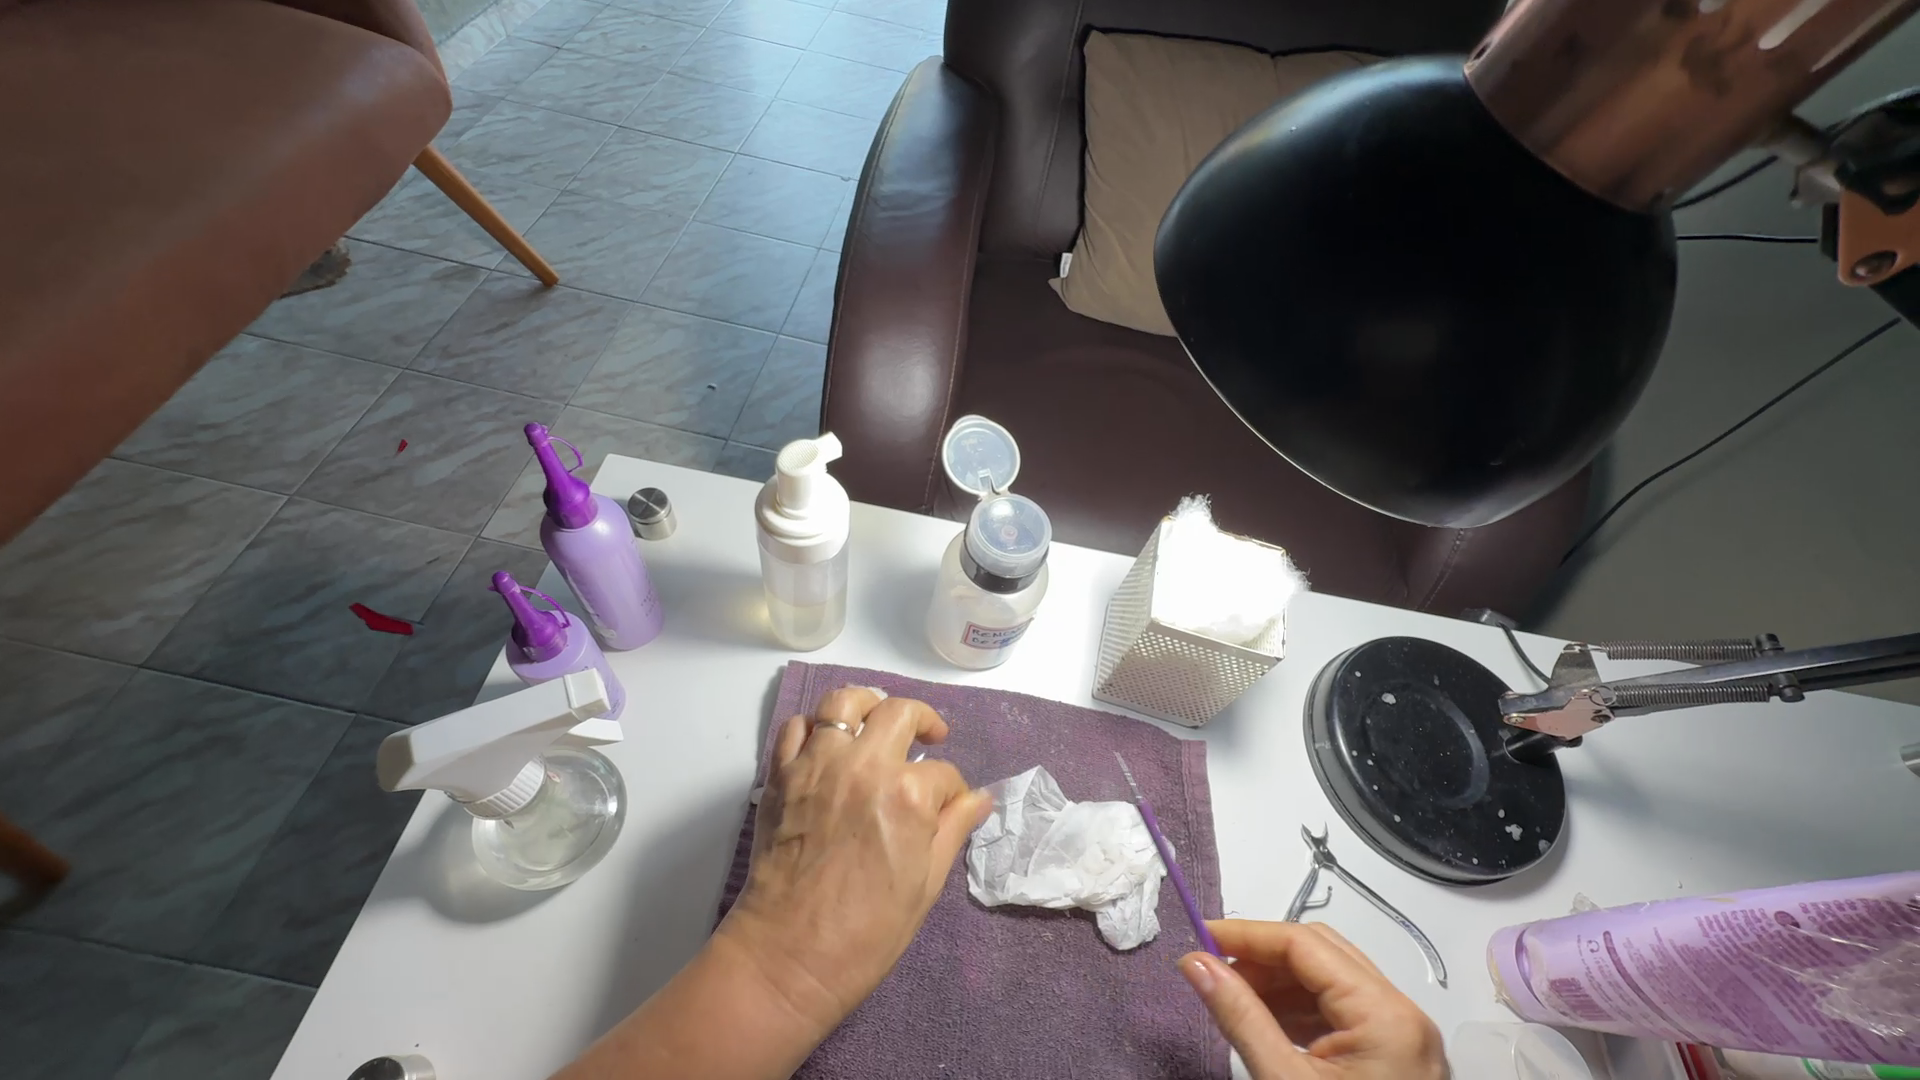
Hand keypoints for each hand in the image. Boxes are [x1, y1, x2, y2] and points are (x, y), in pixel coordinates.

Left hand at [714, 688, 993, 1037]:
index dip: (952, 791)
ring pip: (843, 702)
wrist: (788, 957)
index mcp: (907, 794)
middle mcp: (864, 765)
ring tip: (877, 719)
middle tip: (929, 735)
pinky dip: (814, 727)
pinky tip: (827, 745)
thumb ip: (953, 828)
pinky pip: (796, 727)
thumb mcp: (926, 884)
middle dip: (923, 719)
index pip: (943, 773)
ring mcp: (817, 764)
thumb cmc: (867, 931)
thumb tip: (981, 797)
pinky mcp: (781, 774)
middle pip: (899, 713)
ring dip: (868, 704)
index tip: (950, 806)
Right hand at [1179, 920, 1446, 1079]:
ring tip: (1234, 995)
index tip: (1198, 939)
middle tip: (1214, 968)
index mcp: (1385, 1014)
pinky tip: (1266, 1021)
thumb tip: (1193, 961)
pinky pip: (1340, 1010)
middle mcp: (1402, 1013)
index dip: (1246, 934)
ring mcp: (1403, 1037)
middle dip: (1262, 955)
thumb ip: (1239, 1015)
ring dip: (1278, 979)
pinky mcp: (1395, 1057)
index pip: (1304, 943)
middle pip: (1320, 952)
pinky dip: (1299, 1006)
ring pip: (1330, 978)